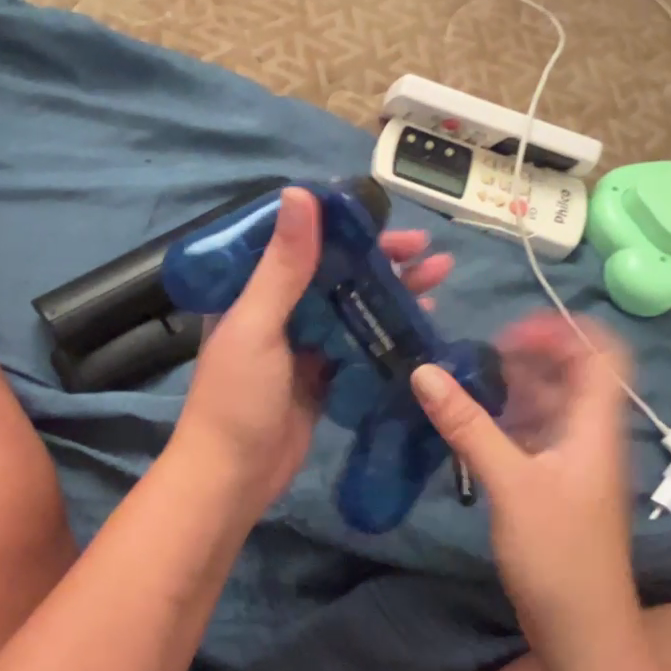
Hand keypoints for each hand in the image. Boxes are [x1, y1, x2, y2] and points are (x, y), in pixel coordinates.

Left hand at [174, 188, 453, 518]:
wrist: (232, 477)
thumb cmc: (236, 398)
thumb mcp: (257, 324)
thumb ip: (283, 265)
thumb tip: (301, 193)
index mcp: (250, 289)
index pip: (296, 240)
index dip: (337, 222)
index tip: (379, 213)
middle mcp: (276, 309)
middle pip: (333, 271)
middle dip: (379, 257)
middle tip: (425, 249)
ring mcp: (301, 344)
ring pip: (351, 305)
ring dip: (390, 290)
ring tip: (439, 276)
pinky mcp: (322, 376)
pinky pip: (359, 343)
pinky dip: (387, 330)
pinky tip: (421, 320)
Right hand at [409, 313, 635, 626]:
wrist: (582, 630)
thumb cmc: (557, 553)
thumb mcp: (510, 484)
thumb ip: (468, 426)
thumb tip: (424, 371)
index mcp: (595, 425)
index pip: (602, 354)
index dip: (565, 330)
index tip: (511, 329)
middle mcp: (589, 435)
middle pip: (571, 375)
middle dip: (527, 356)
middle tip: (474, 355)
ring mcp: (573, 462)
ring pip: (549, 405)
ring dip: (512, 388)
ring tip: (464, 383)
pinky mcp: (554, 487)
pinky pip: (533, 435)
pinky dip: (505, 420)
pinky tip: (470, 424)